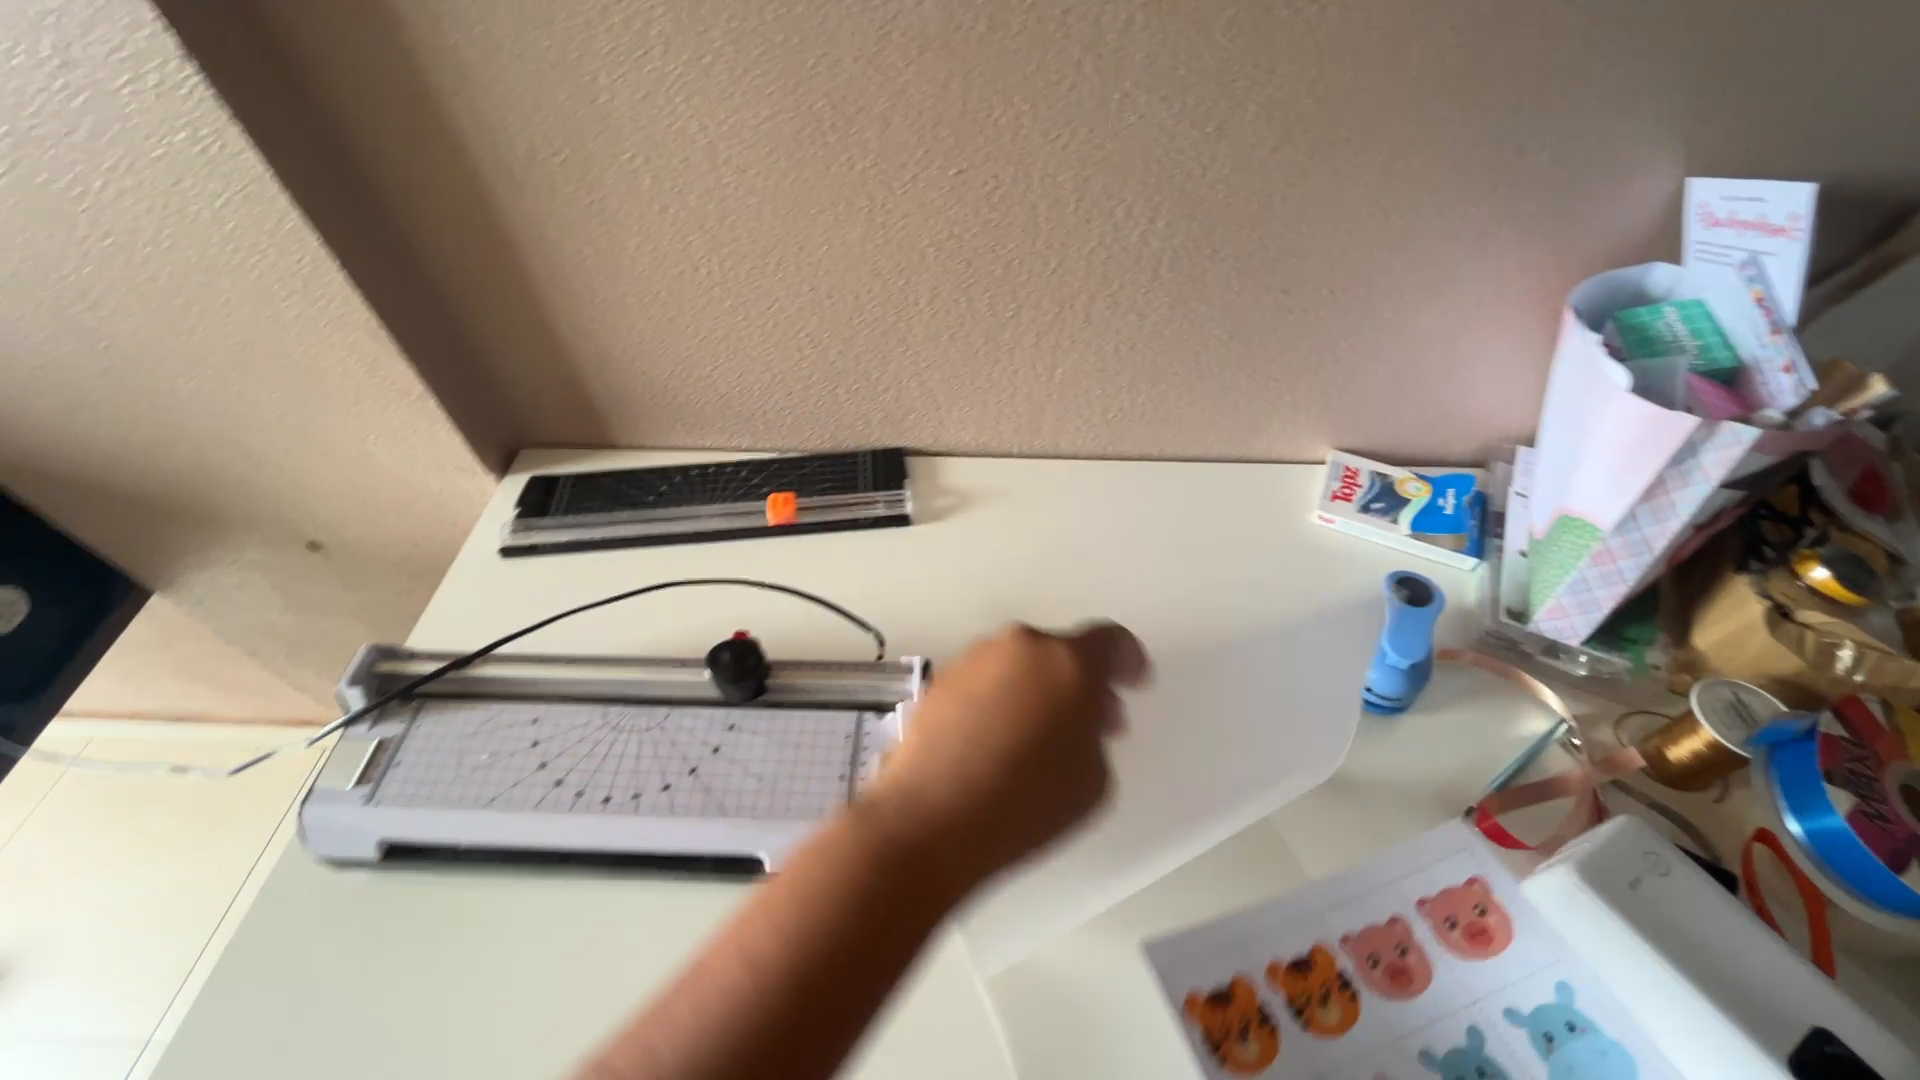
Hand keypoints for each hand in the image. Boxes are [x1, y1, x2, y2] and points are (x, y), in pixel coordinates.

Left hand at [857, 621, 1149, 896]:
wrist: (929, 819)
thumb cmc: (1027, 803)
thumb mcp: (1094, 779)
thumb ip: (1095, 734)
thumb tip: (1076, 719)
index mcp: (1068, 661)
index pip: (1110, 641)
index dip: (1127, 661)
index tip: (1132, 683)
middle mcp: (1019, 647)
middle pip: (1059, 654)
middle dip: (1077, 684)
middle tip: (1087, 723)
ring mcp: (971, 661)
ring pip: (1018, 666)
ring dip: (1035, 691)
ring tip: (1035, 739)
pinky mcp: (937, 683)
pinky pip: (983, 684)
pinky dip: (998, 703)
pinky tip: (995, 744)